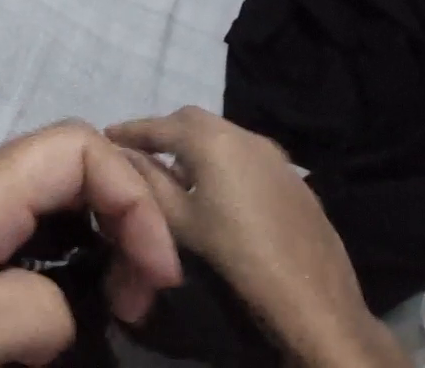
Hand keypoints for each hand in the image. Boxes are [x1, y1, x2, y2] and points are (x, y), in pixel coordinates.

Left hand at [0, 122, 182, 367]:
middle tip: (141, 309)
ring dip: (100, 247)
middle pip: (71, 170)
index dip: (136, 199)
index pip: (78, 147)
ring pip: (48, 204)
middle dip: (128, 222)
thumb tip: (78, 307)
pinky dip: (60, 267)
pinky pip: (16, 238)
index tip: (157, 284)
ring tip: (118, 316)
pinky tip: (61, 318)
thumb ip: (20, 313)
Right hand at [105, 107, 411, 367]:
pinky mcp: (295, 180)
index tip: (106, 137)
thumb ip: (145, 177)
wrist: (317, 303)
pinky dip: (222, 160)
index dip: (128, 131)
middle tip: (140, 152)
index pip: (156, 125)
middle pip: (191, 121)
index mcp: (210, 140)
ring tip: (176, 172)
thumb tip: (120, 152)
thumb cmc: (235, 256)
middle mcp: (244, 135)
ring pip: (222, 135)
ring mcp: (275, 156)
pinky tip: (218, 191)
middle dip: (162, 132)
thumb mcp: (176, 218)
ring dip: (194, 145)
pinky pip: (246, 155)